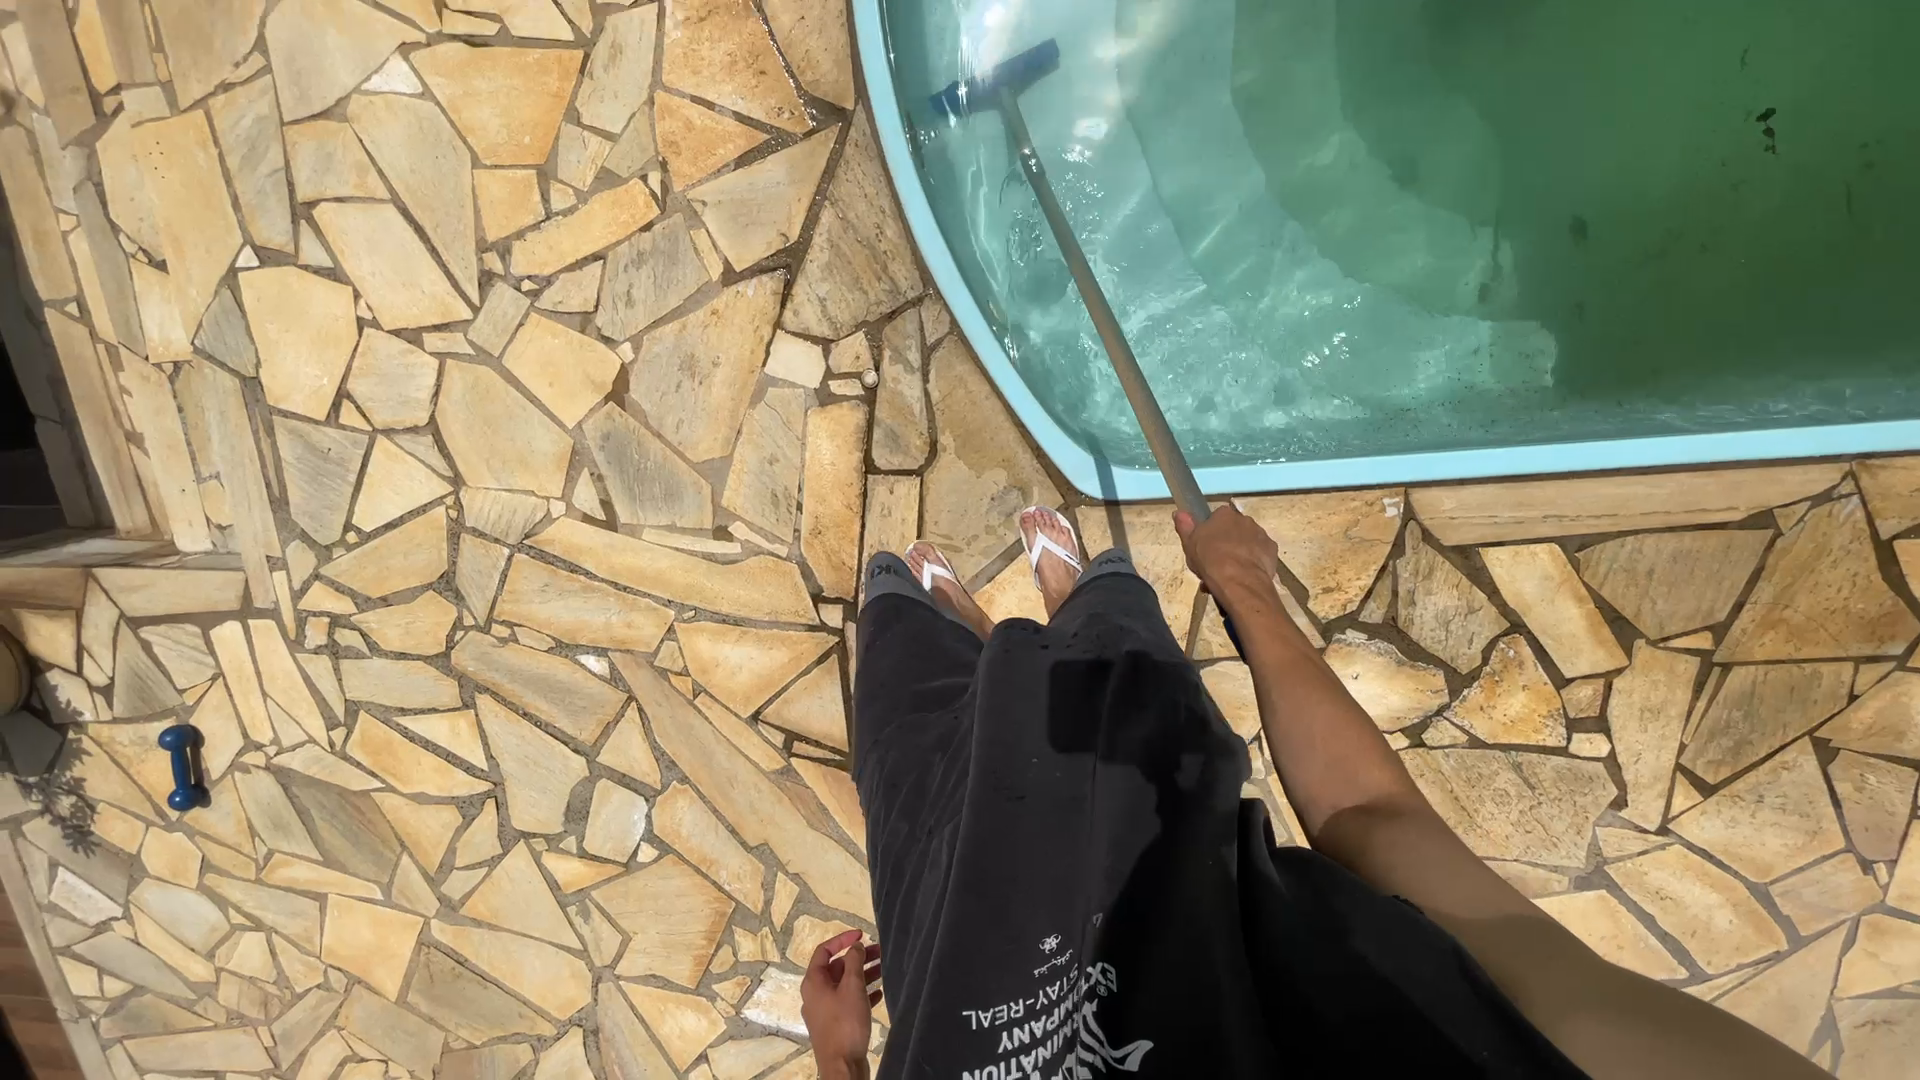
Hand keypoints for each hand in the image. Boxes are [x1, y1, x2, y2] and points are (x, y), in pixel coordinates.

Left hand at [801, 928, 881, 1078]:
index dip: (842, 939)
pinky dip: (862, 994)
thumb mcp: (852, 986)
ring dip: (863, 974)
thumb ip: (854, 961)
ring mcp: (824, 1011)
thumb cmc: (845, 1022)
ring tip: (883, 968)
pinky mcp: (835, 1025)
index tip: (862, 934)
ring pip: (844, 985)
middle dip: (858, 958)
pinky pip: (848, 1001)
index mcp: (813, 982)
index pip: (824, 950)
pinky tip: (879, 993)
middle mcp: (815, 994)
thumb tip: (855, 946)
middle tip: (879, 951)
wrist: (842, 1067)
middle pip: (836, 967)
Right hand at [1173, 505, 1279, 603]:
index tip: (1205, 545)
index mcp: (1224, 515)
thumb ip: (1184, 526)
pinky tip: (1244, 574)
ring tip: (1229, 572)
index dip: (1211, 531)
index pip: (1217, 517)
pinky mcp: (1271, 550)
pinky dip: (1253, 561)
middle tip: (1215, 562)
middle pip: (1234, 529)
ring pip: (1247, 541)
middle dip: (1227, 542)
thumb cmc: (1209, 559)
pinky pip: (1260, 553)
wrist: (1237, 579)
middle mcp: (1244, 519)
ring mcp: (1260, 534)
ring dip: (1240, 552)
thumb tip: (1179, 513)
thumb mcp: (1189, 544)